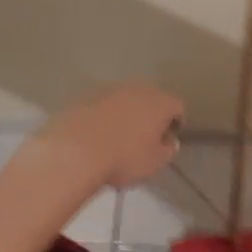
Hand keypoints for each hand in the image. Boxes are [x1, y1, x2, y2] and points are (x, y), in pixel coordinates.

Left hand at [28, 83, 183, 188]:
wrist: (74, 151)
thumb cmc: (123, 158)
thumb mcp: (154, 163)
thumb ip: (167, 150)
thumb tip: (168, 142)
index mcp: (159, 102)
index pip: (177, 106)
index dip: (176, 122)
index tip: (168, 140)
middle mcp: (137, 88)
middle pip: (151, 98)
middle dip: (151, 114)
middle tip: (145, 137)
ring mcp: (109, 89)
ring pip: (126, 98)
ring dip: (127, 112)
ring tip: (119, 136)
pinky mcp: (85, 95)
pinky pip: (103, 104)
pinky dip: (105, 115)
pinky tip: (97, 133)